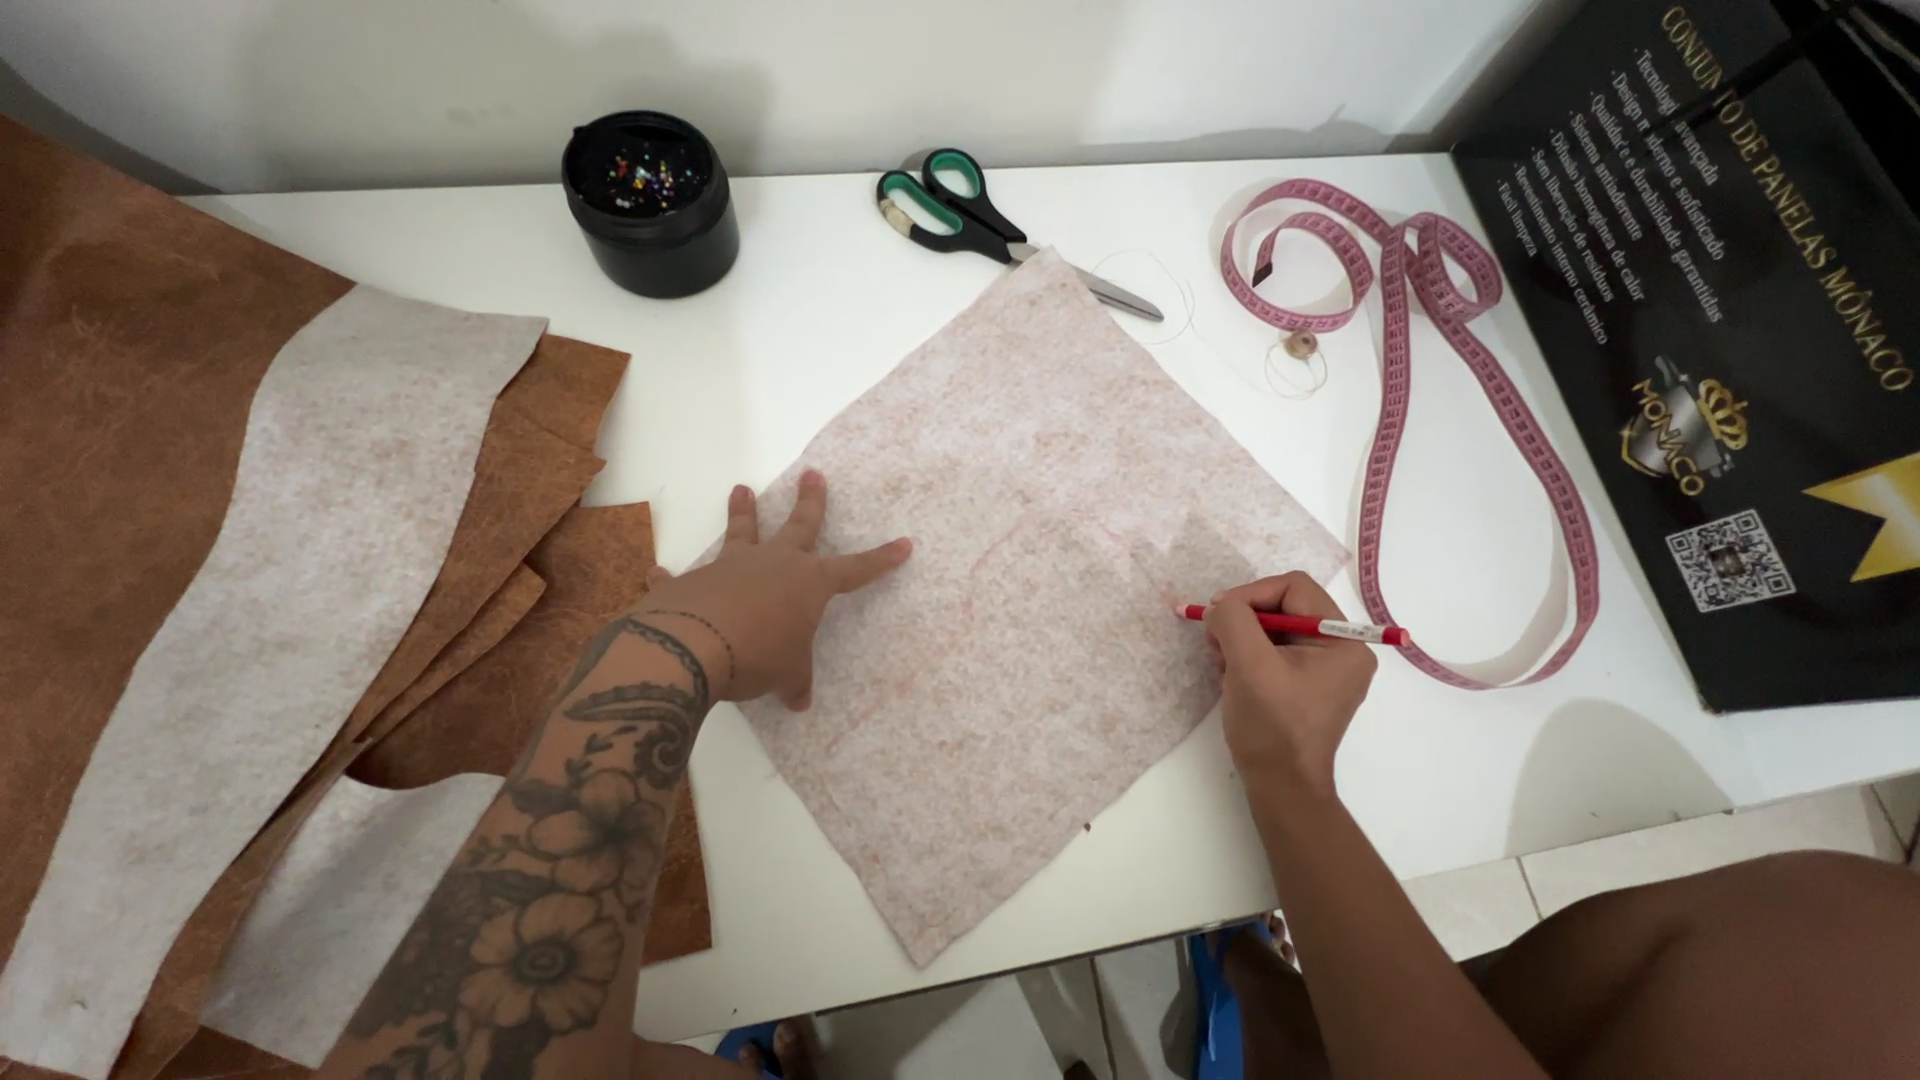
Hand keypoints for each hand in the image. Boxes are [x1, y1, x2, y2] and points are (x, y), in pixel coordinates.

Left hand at [637, 470, 910, 708]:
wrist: (692, 646)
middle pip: (799, 526)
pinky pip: (683, 577)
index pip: (855, 569)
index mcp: (809, 582)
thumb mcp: (787, 674)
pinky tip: (656, 572)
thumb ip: (794, 681)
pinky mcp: (692, 581)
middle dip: (810, 502)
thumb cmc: (758, 655)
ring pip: (742, 533)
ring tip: (741, 489)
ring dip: (743, 512)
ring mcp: (731, 567)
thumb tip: (799, 701)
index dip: (881, 560)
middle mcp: (774, 564)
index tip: (904, 544)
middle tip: (812, 474)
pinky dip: (670, 576)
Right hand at [1204, 572, 1376, 795]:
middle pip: (1283, 606)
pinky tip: (1230, 674)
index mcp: (1343, 642)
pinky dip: (1246, 655)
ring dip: (1240, 638)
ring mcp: (1323, 670)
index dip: (1251, 594)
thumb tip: (1219, 607)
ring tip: (1220, 661)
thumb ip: (1233, 621)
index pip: (1294, 588)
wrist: (1280, 786)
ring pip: (1274, 629)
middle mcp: (1341, 650)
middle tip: (1213, 638)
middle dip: (1243, 619)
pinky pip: (1273, 651)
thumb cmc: (1271, 725)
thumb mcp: (1248, 665)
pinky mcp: (1305, 685)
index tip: (1217, 614)